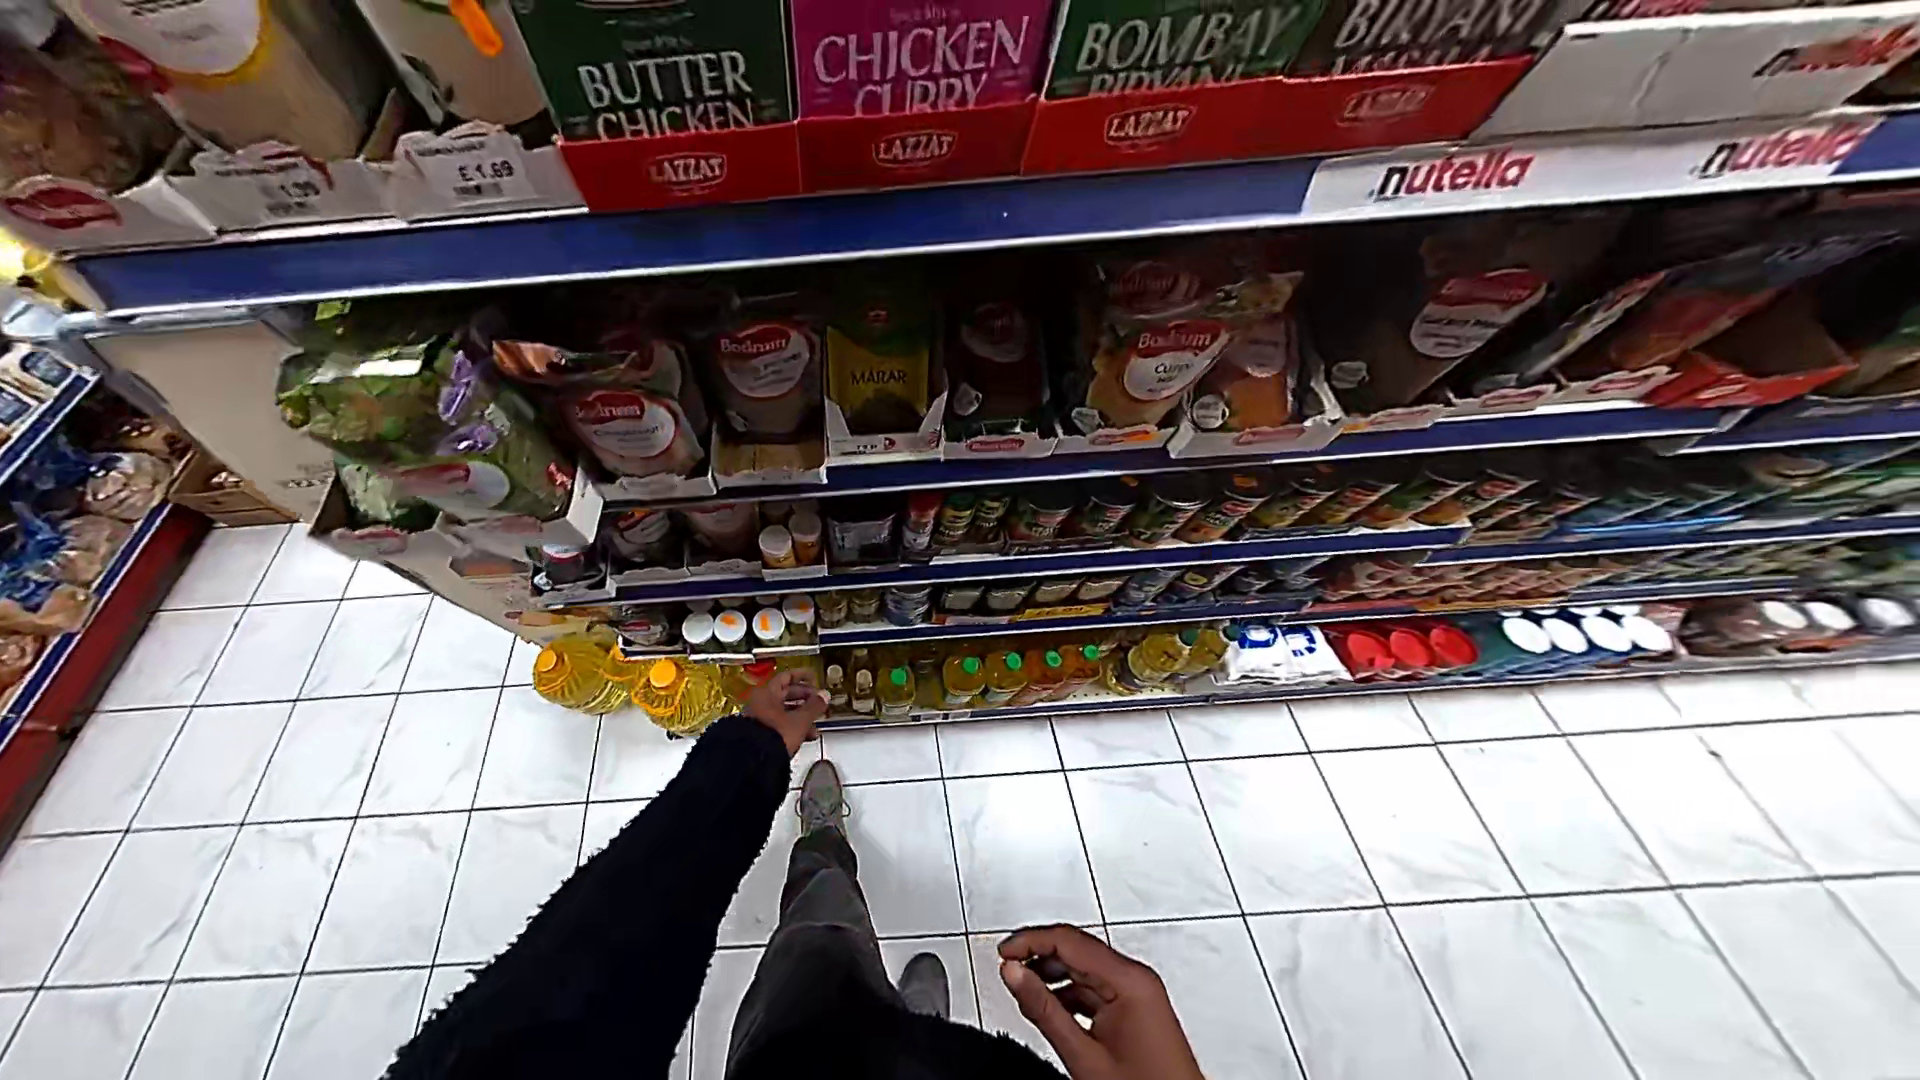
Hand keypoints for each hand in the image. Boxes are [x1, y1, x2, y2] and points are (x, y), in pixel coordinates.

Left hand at [745, 670, 826, 756]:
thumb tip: (823, 696)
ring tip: (815, 724)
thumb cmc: (774, 736)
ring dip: (801, 715)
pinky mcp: (759, 734)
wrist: (754, 762)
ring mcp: (758, 719)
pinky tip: (804, 736)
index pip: (787, 676)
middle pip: (785, 694)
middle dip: (804, 698)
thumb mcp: (801, 719)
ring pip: (783, 711)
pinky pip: (778, 724)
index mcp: (767, 693)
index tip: (812, 676)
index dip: (802, 675)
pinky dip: (792, 727)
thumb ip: (814, 706)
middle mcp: (759, 703)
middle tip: (817, 700)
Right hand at [998, 925, 1203, 1079]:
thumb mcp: (1084, 1057)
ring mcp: (1139, 993)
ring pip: (1085, 968)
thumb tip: (1014, 973)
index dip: (1030, 941)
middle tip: (1009, 965)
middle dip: (1039, 954)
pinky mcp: (1136, 1010)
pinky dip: (1069, 993)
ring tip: (1024, 988)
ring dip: (1052, 974)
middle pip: (1077, 948)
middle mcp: (1137, 978)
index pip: (1069, 939)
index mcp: (1129, 979)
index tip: (1004, 952)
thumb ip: (1044, 1010)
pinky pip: (1095, 988)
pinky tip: (1051, 1008)